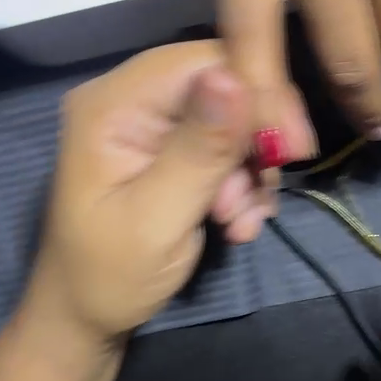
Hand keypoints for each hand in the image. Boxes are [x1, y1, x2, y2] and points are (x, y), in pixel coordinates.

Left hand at [28, 42, 254, 342]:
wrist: (88, 316)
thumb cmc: (110, 275)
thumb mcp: (157, 219)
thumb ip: (197, 152)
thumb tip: (235, 78)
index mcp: (112, 105)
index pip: (200, 63)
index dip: (256, 94)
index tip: (292, 147)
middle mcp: (132, 102)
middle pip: (222, 87)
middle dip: (255, 143)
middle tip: (266, 196)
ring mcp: (152, 126)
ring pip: (232, 121)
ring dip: (251, 173)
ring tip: (242, 224)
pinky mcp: (171, 151)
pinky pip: (226, 148)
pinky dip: (243, 185)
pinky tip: (240, 224)